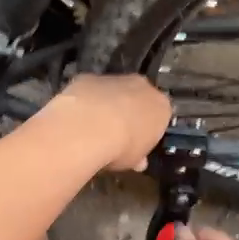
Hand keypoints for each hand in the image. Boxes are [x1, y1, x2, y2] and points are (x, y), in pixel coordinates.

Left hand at [41, 74, 172, 171]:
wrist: (89, 127)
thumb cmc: (122, 147)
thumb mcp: (134, 160)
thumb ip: (138, 156)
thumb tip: (138, 162)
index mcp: (161, 106)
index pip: (159, 116)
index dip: (147, 131)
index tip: (137, 143)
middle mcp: (142, 87)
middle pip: (138, 98)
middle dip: (129, 113)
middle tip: (116, 135)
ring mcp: (114, 79)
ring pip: (113, 91)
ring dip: (106, 105)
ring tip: (93, 128)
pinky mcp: (88, 77)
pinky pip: (90, 90)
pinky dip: (85, 101)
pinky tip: (77, 117)